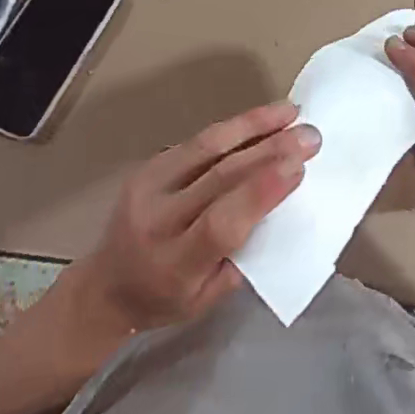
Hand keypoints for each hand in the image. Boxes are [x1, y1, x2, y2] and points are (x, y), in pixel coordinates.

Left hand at [64, 103, 318, 336]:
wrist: (104, 285)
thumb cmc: (163, 301)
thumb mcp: (207, 300)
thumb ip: (240, 256)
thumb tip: (278, 205)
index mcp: (174, 263)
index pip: (221, 221)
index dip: (261, 191)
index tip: (299, 167)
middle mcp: (157, 218)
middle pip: (218, 176)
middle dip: (269, 151)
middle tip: (309, 136)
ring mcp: (147, 186)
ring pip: (205, 147)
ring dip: (252, 126)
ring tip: (288, 112)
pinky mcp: (146, 166)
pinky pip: (195, 143)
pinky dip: (231, 129)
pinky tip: (258, 121)